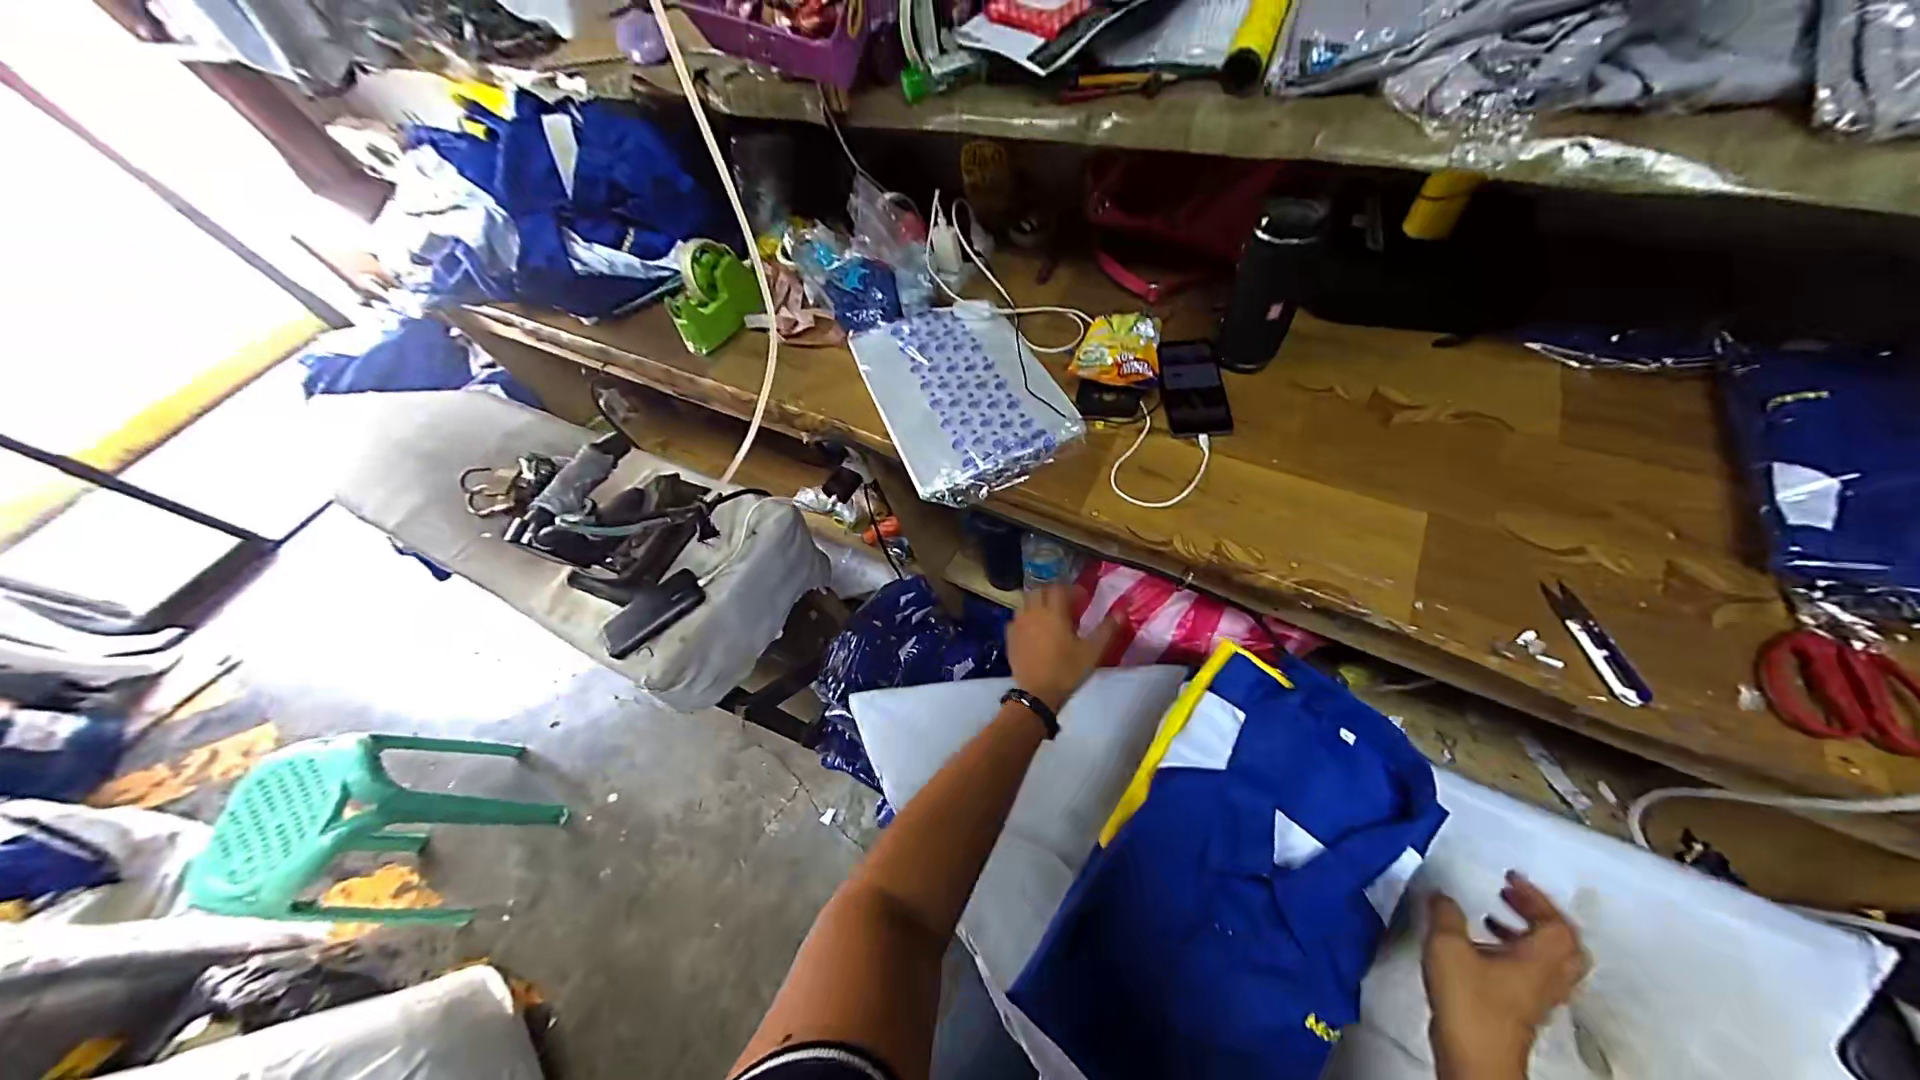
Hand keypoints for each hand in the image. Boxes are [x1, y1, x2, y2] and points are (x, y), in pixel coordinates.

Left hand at [1007, 585, 1117, 711]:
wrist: (1037, 693)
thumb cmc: (1067, 670)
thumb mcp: (1093, 651)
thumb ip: (1107, 629)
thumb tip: (1122, 610)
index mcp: (1053, 612)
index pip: (1060, 588)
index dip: (1072, 590)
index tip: (1084, 599)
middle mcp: (1033, 612)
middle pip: (1041, 591)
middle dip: (1054, 593)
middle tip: (1067, 605)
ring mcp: (1019, 624)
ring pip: (1027, 602)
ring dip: (1039, 603)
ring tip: (1051, 615)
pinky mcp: (1010, 636)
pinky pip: (1018, 618)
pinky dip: (1027, 617)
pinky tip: (1035, 629)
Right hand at [1423, 871, 1589, 1079]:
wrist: (1475, 1057)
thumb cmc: (1468, 999)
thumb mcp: (1447, 945)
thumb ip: (1446, 914)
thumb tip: (1443, 895)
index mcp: (1539, 961)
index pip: (1557, 924)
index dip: (1537, 897)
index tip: (1509, 878)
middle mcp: (1548, 978)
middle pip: (1565, 944)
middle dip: (1540, 915)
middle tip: (1510, 895)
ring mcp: (1539, 997)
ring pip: (1550, 959)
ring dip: (1527, 932)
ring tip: (1493, 915)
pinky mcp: (1523, 1008)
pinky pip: (1533, 971)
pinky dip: (1515, 950)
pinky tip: (1483, 946)